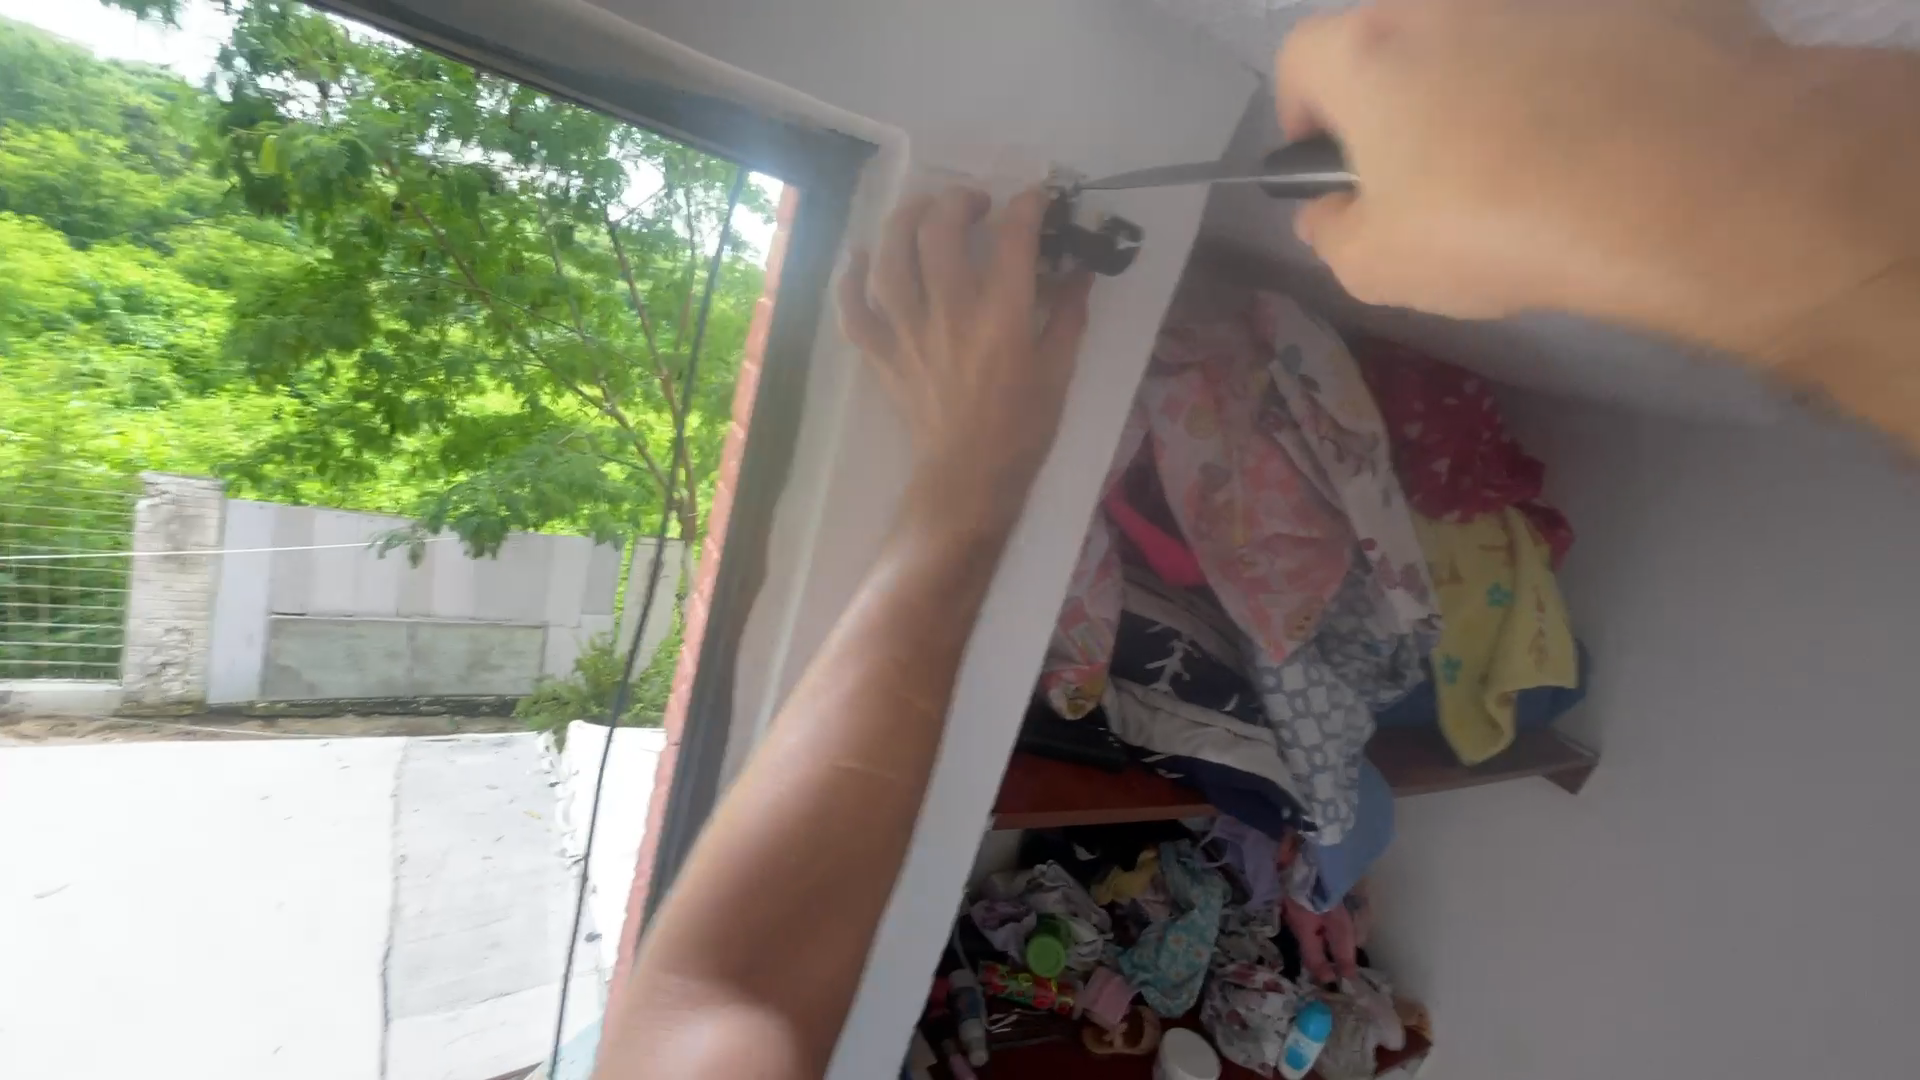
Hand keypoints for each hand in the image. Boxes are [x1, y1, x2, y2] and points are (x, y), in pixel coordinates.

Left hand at [838, 187, 1093, 524]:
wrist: (969, 479)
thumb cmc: (1021, 430)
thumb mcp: (1059, 373)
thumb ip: (1068, 316)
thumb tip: (1080, 270)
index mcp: (1001, 318)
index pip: (1013, 237)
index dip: (1028, 205)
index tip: (1037, 199)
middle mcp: (950, 315)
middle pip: (939, 231)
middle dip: (958, 201)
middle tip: (976, 205)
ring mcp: (909, 334)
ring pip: (890, 258)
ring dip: (903, 221)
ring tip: (921, 212)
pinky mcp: (883, 356)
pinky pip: (854, 311)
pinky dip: (850, 281)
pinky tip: (861, 259)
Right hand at [1276, 0, 1918, 359]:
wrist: (1689, 181)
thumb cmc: (1490, 226)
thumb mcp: (1371, 266)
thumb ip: (1330, 231)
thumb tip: (1331, 210)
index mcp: (1372, 54)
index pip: (1299, 58)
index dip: (1301, 112)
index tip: (1330, 160)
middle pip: (1392, 37)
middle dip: (1387, 95)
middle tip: (1417, 166)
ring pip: (1480, 31)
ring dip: (1472, 80)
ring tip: (1513, 153)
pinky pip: (1568, 29)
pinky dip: (1558, 70)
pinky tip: (1587, 130)